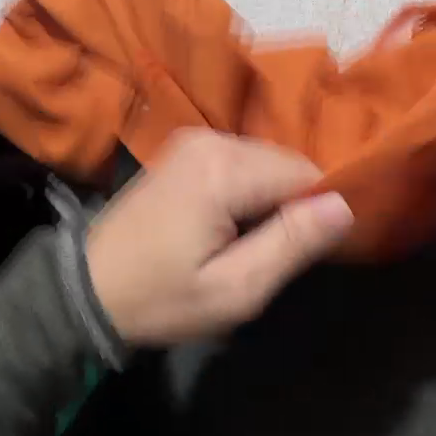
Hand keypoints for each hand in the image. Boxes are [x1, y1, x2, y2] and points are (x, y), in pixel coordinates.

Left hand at [85, 129, 353, 346]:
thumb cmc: (162, 296)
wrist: (90, 286)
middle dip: (292, 204)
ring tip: (251, 243)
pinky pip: (240, 160)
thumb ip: (291, 243)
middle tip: (273, 254)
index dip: (318, 210)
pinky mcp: (184, 148)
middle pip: (284, 162)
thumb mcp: (234, 289)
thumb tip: (345, 206)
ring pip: (264, 160)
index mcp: (222, 168)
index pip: (304, 172)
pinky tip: (231, 224)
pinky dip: (248, 188)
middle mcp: (210, 139)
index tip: (312, 251)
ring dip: (270, 197)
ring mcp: (193, 139)